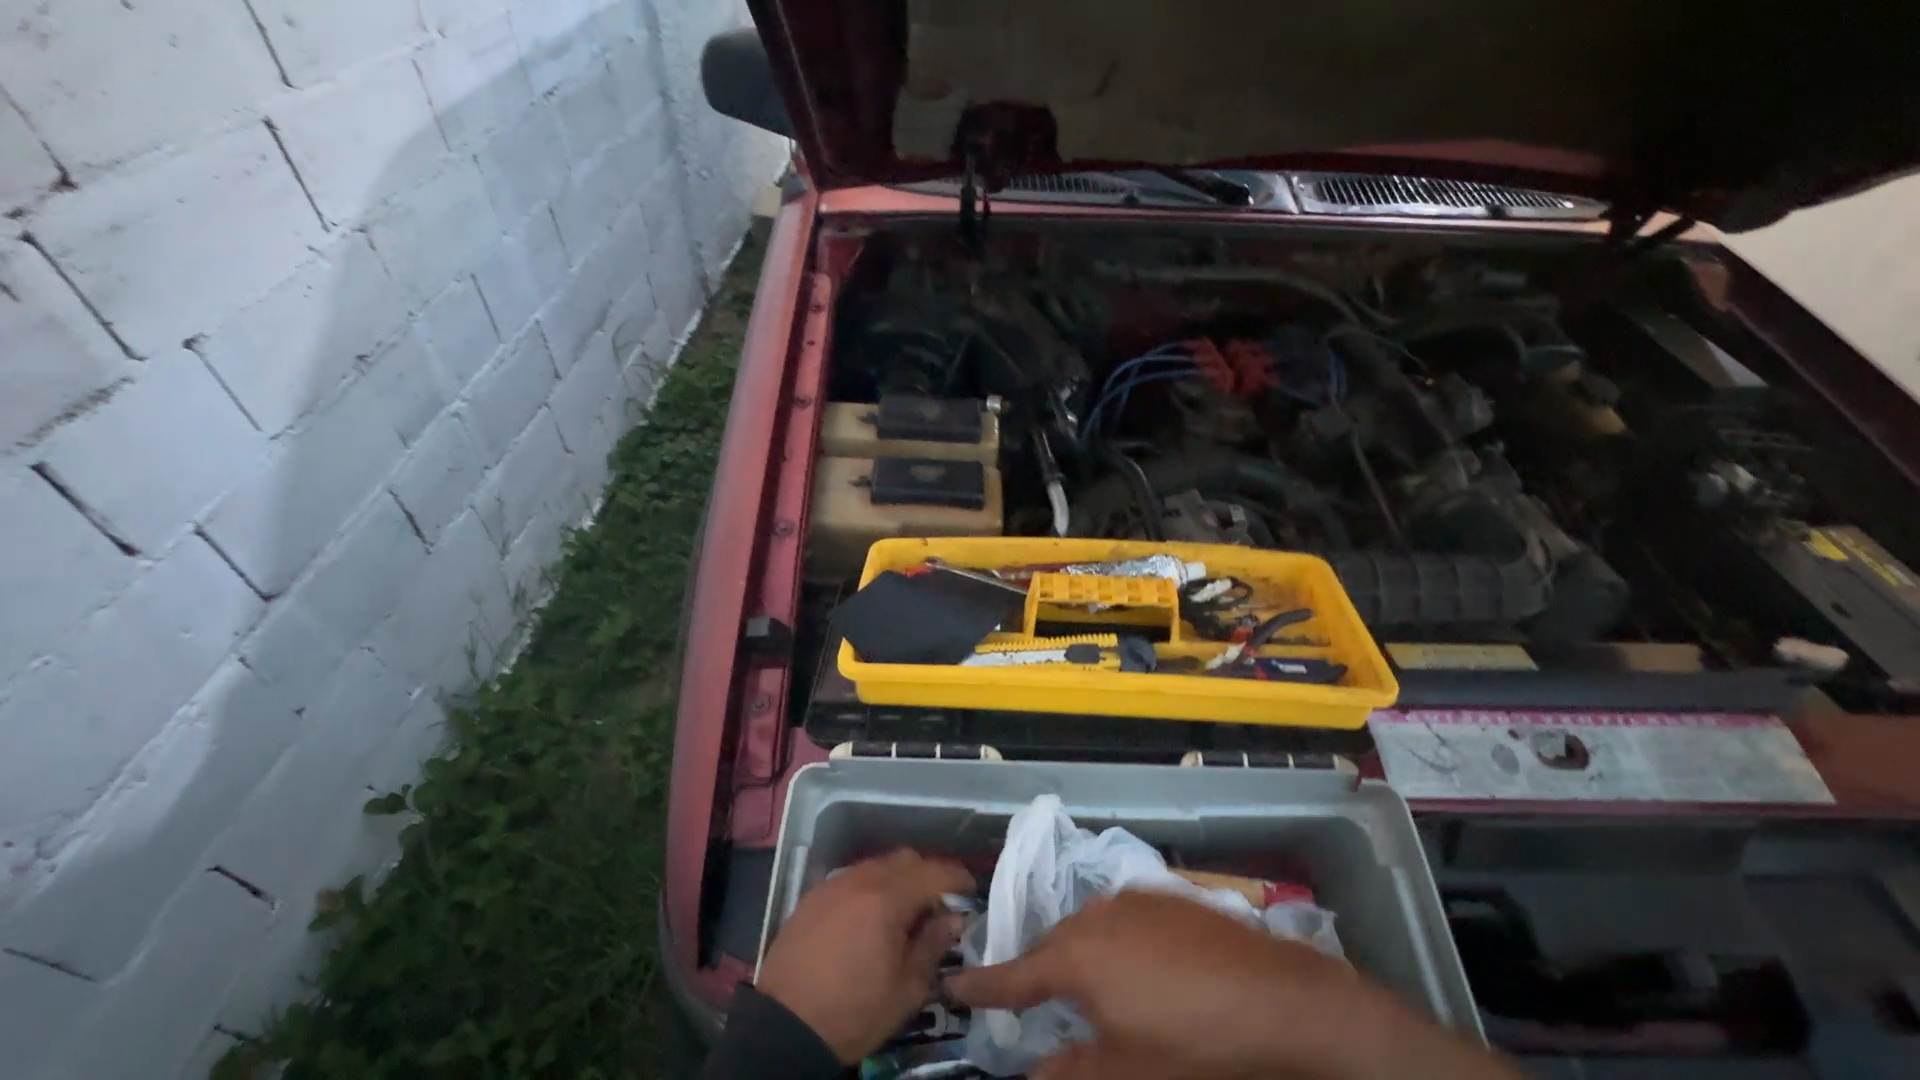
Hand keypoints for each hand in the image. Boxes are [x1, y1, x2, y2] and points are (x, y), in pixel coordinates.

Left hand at [756, 850, 971, 1062]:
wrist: (784, 1028)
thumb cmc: (854, 1012)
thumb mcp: (907, 989)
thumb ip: (933, 945)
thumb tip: (952, 918)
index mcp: (887, 899)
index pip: (934, 871)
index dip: (957, 876)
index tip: (969, 890)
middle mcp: (859, 881)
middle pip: (904, 860)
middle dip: (927, 875)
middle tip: (937, 905)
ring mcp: (831, 887)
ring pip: (876, 866)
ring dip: (897, 881)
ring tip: (903, 914)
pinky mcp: (811, 899)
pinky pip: (851, 880)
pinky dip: (869, 889)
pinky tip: (869, 919)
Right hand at [945, 889, 1517, 1079]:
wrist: (1290, 1006)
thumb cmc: (1198, 1047)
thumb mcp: (1127, 1073)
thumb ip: (1070, 1072)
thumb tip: (1030, 1075)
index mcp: (1079, 956)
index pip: (1014, 975)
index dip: (983, 986)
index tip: (955, 988)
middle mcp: (1101, 915)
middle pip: (1054, 944)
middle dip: (1038, 971)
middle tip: (1027, 997)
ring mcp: (1141, 901)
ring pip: (1091, 926)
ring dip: (1080, 953)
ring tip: (1086, 984)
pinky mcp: (1176, 899)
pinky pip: (1126, 917)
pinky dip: (1116, 940)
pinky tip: (1139, 965)